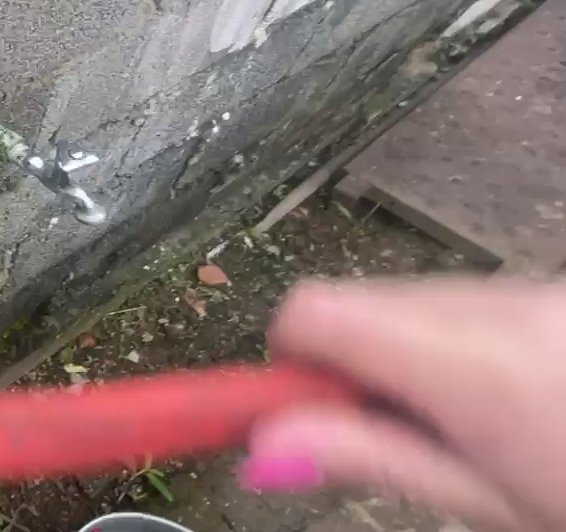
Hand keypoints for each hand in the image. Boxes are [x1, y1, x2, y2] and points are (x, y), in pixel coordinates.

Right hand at [245, 278, 565, 530]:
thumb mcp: (501, 505)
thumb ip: (373, 458)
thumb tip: (260, 448)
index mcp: (470, 360)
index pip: (311, 312)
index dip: (293, 354)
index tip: (310, 405)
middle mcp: (497, 302)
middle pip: (361, 301)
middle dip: (361, 358)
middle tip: (414, 431)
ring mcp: (539, 290)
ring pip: (415, 300)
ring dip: (416, 349)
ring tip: (491, 421)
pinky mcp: (560, 291)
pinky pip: (472, 299)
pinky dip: (468, 340)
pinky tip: (530, 396)